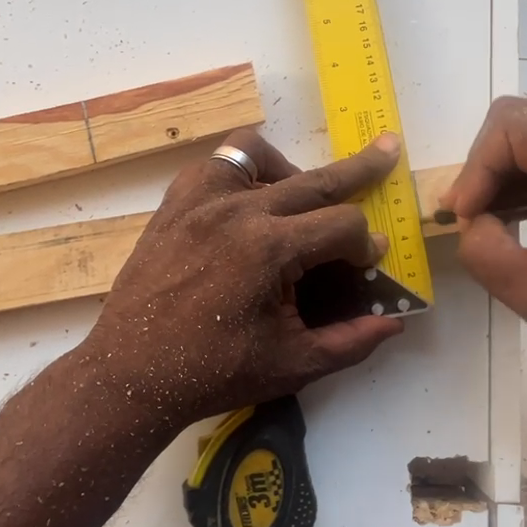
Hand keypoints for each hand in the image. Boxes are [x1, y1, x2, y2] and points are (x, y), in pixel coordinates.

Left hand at [84, 129, 406, 430]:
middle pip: (316, 179)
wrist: (133, 375)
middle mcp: (238, 211)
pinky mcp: (175, 204)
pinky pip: (215, 164)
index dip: (365, 245)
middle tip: (388, 151)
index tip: (366, 264)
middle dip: (361, 171)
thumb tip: (394, 321)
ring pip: (258, 154)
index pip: (343, 225)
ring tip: (305, 193)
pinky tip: (251, 198)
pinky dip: (241, 171)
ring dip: (292, 170)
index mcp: (270, 249)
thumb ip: (350, 341)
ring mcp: (201, 201)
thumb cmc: (214, 374)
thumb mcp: (293, 364)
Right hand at [441, 97, 526, 354]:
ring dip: (495, 169)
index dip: (478, 166)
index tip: (466, 213)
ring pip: (522, 128)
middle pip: (515, 119)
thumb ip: (487, 253)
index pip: (514, 128)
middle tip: (471, 213)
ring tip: (488, 215)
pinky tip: (510, 210)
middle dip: (482, 165)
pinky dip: (511, 173)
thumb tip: (469, 218)